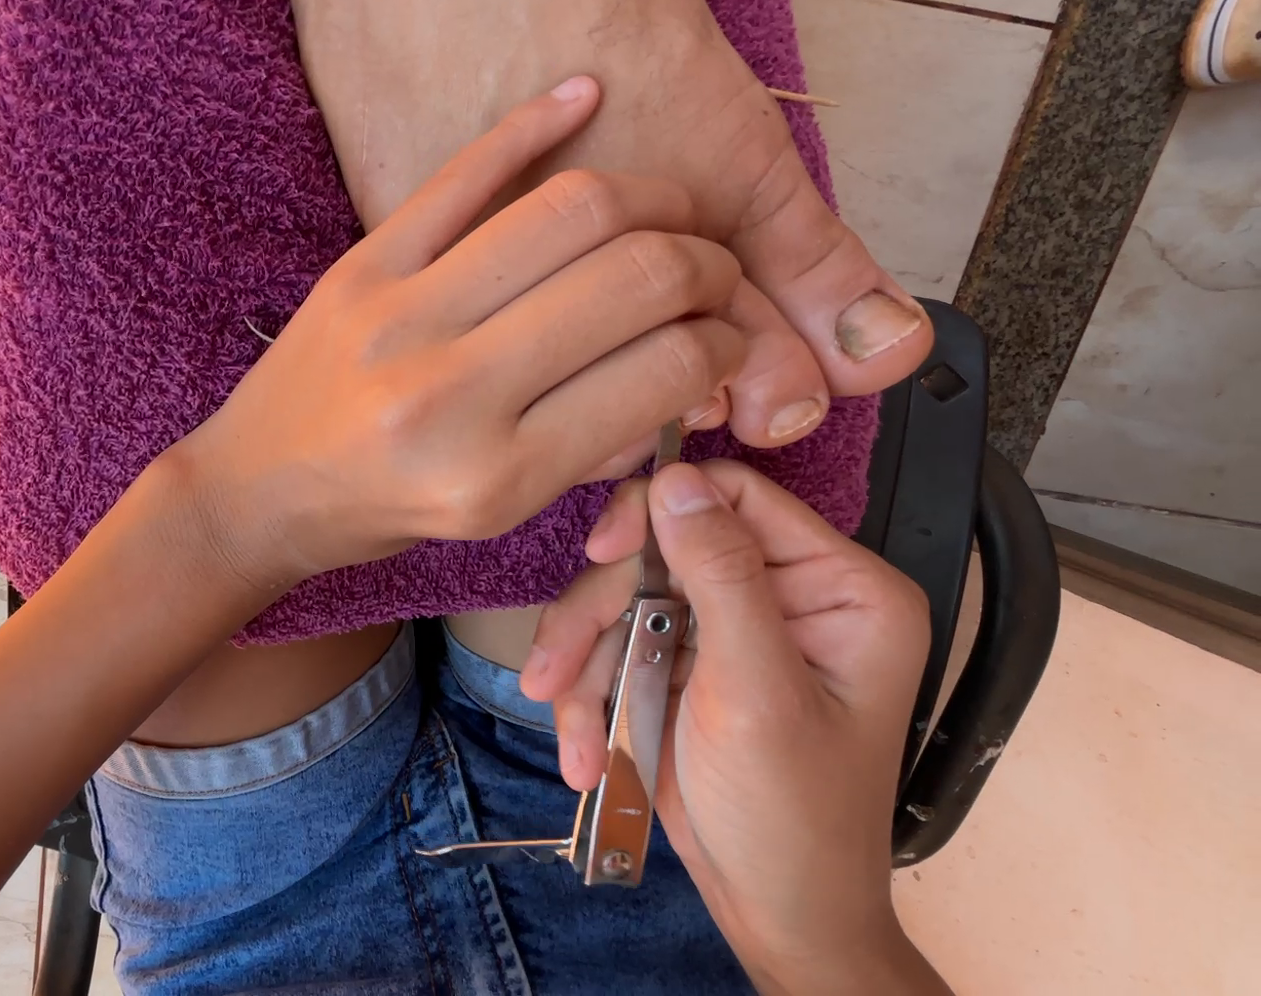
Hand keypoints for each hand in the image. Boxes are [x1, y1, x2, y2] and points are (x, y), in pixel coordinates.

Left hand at [171, 76, 746, 586]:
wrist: (257, 488)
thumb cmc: (378, 512)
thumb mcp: (495, 512)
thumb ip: (595, 439)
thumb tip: (692, 355)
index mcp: (496, 476)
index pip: (666, 372)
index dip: (726, 343)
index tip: (727, 336)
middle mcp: (450, 394)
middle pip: (636, 278)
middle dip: (707, 266)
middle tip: (710, 271)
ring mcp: (398, 318)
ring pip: (569, 212)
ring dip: (650, 195)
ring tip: (669, 212)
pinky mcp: (359, 267)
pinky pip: (463, 173)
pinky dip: (533, 124)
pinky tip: (584, 98)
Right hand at [523, 461, 949, 992]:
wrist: (771, 909)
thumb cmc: (791, 812)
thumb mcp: (757, 693)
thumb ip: (721, 577)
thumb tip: (676, 478)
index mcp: (835, 586)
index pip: (734, 499)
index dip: (658, 512)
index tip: (601, 552)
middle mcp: (778, 592)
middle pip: (655, 551)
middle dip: (597, 616)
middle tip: (552, 671)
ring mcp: (720, 625)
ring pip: (618, 599)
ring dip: (579, 664)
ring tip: (570, 736)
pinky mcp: (677, 656)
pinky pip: (610, 644)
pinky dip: (586, 695)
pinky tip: (584, 753)